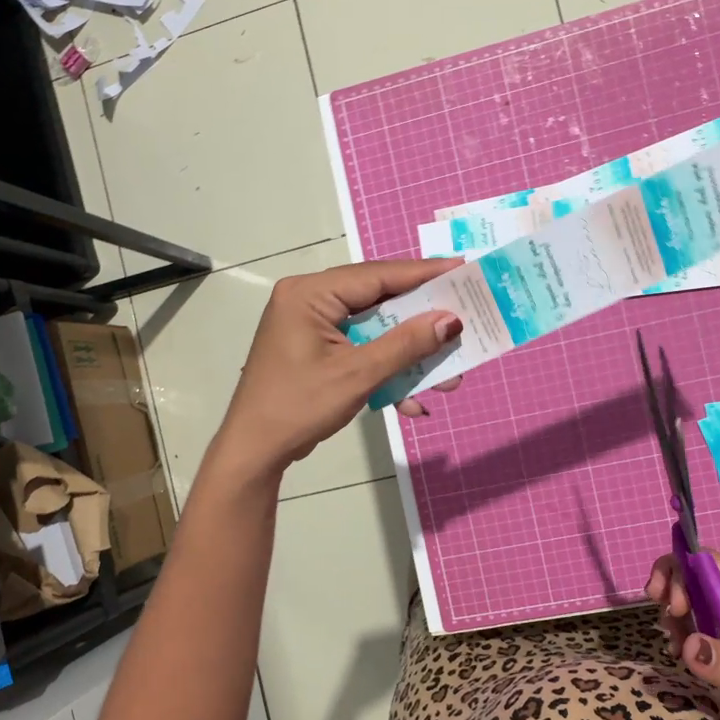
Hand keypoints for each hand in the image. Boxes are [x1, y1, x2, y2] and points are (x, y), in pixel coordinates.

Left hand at [211, 258, 465, 476]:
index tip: (463, 269)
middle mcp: (309, 301)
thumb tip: (450, 320)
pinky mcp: (316, 352)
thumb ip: (405, 344)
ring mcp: (312, 327)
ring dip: (408, 356)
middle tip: (463, 320)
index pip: (377, 276)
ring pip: (374, 331)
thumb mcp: (357, 375)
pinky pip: (360, 351)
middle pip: (379, 302)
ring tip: (448, 375)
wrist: (255, 450)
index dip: (423, 274)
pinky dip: (385, 371)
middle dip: (421, 323)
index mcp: (310, 294)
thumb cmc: (299, 406)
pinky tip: (412, 401)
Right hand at [646, 550, 719, 719]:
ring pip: (694, 600)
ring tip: (674, 648)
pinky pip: (700, 626)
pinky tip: (683, 657)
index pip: (711, 563)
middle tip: (667, 628)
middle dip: (672, 591)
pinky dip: (684, 635)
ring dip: (675, 617)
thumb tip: (688, 644)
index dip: (682, 572)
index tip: (670, 605)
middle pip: (696, 576)